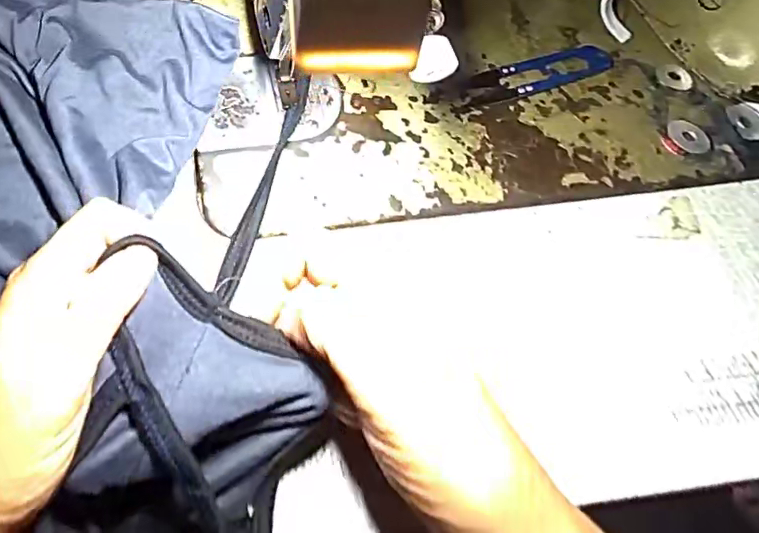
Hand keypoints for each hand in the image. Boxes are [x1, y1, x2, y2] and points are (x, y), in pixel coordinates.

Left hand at [0, 199, 157, 531]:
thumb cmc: (10, 438)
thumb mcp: (62, 370)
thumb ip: (102, 304)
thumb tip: (148, 249)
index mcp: (40, 279)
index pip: (96, 218)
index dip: (138, 228)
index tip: (172, 265)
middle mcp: (43, 285)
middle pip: (102, 240)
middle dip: (141, 253)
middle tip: (174, 290)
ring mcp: (47, 312)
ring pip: (102, 269)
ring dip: (135, 280)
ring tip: (163, 309)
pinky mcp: (55, 339)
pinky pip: (98, 299)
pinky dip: (124, 302)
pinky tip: (140, 327)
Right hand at [272, 248, 600, 532]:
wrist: (488, 519)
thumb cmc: (459, 453)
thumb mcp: (385, 378)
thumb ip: (333, 327)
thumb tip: (290, 309)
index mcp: (389, 298)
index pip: (321, 253)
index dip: (288, 270)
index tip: (270, 307)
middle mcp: (380, 316)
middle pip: (311, 289)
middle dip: (286, 312)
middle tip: (278, 344)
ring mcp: (374, 352)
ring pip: (314, 330)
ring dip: (297, 349)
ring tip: (307, 377)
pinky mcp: (368, 387)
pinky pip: (324, 368)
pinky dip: (313, 379)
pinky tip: (328, 401)